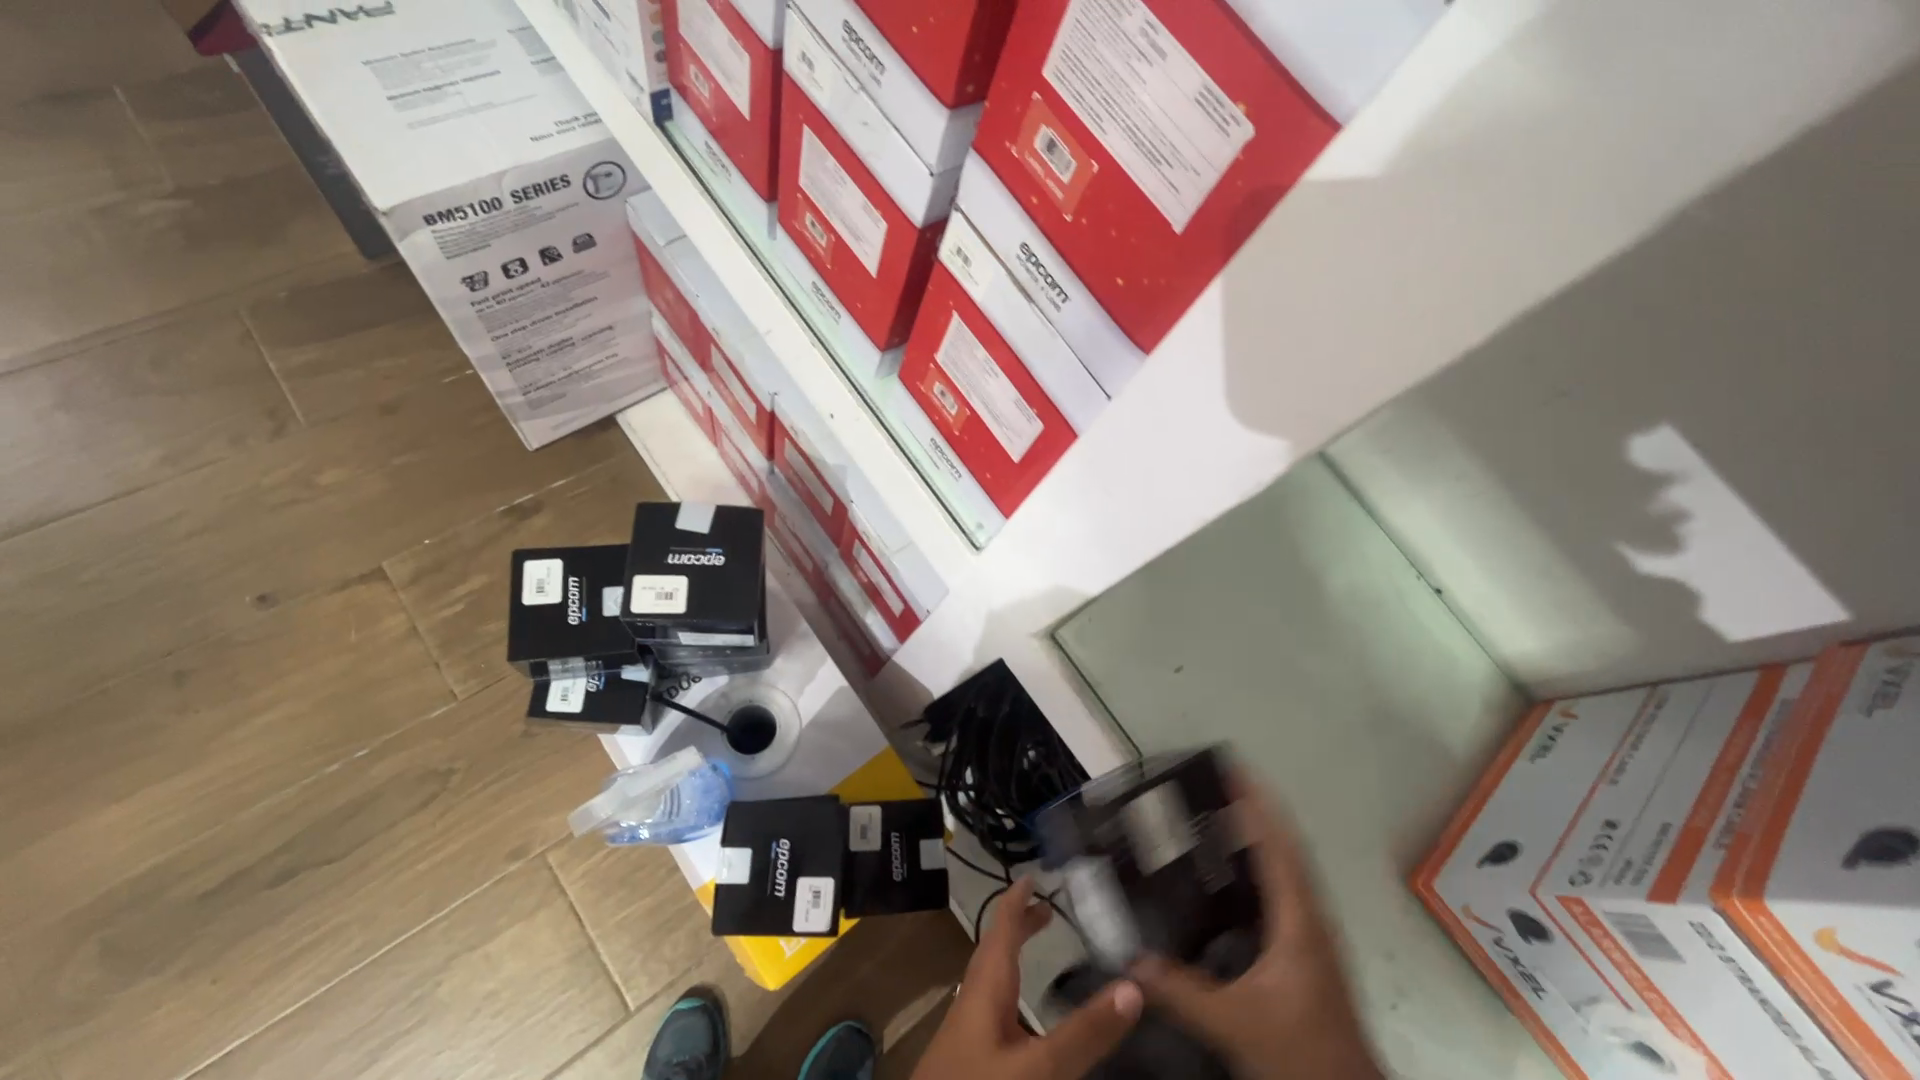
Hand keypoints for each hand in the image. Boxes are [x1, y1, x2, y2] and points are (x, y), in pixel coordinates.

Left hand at [913, 877, 1142, 1079]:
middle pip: (994, 952)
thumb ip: (1084, 1033)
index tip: (1032, 875)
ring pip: (990, 982)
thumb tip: (1134, 987)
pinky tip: (1021, 1019)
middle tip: (1048, 912)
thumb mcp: (1039, 1068)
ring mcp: (965, 1033)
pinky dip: (1010, 994)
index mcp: (985, 989)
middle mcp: (972, 1003)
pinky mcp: (966, 1059)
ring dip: (1012, 959)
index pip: (1001, 930)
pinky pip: (992, 1009)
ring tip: (1037, 951)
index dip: (1017, 901)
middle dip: (1018, 928)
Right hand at [1131, 771, 1383, 1079]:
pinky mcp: (1311, 953)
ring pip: (1291, 871)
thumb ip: (1181, 991)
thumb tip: (1130, 962)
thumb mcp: (1234, 1022)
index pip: (1279, 848)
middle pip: (1288, 850)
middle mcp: (1312, 919)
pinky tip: (1238, 879)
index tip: (1234, 770)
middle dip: (1257, 813)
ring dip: (1263, 839)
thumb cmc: (1301, 1051)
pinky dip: (1265, 869)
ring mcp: (1315, 936)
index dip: (1258, 806)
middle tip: (1217, 787)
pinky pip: (1287, 892)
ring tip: (1223, 819)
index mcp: (1299, 921)